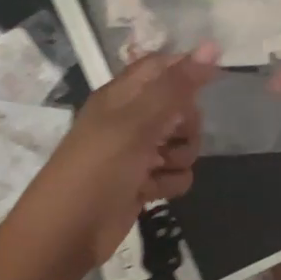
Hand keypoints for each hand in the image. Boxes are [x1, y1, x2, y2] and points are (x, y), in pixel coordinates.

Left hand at [20, 45, 218, 267]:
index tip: (213, 82)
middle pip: (179, 107)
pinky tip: (152, 191)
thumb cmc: (98, 169)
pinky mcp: (142, 183)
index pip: (161, 66)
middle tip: (174, 135)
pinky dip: (169, 183)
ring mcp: (136, 153)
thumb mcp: (138, 122)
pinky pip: (175, 174)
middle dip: (188, 123)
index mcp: (122, 95)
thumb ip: (177, 86)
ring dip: (180, 157)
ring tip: (157, 168)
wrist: (67, 232)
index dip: (187, 70)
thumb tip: (212, 47)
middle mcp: (129, 120)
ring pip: (182, 144)